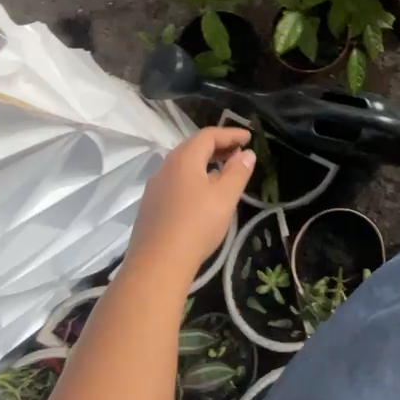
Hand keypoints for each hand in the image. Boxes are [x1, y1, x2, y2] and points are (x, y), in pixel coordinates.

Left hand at [128, 128, 255, 279]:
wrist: (156, 266)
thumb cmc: (196, 225)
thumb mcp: (225, 197)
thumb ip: (238, 172)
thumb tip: (246, 154)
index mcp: (184, 160)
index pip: (208, 135)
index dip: (230, 134)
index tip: (249, 138)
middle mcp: (165, 168)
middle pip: (193, 148)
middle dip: (217, 146)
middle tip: (238, 152)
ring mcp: (155, 188)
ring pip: (182, 166)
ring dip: (204, 163)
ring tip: (223, 173)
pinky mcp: (150, 207)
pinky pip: (175, 182)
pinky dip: (193, 178)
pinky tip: (202, 196)